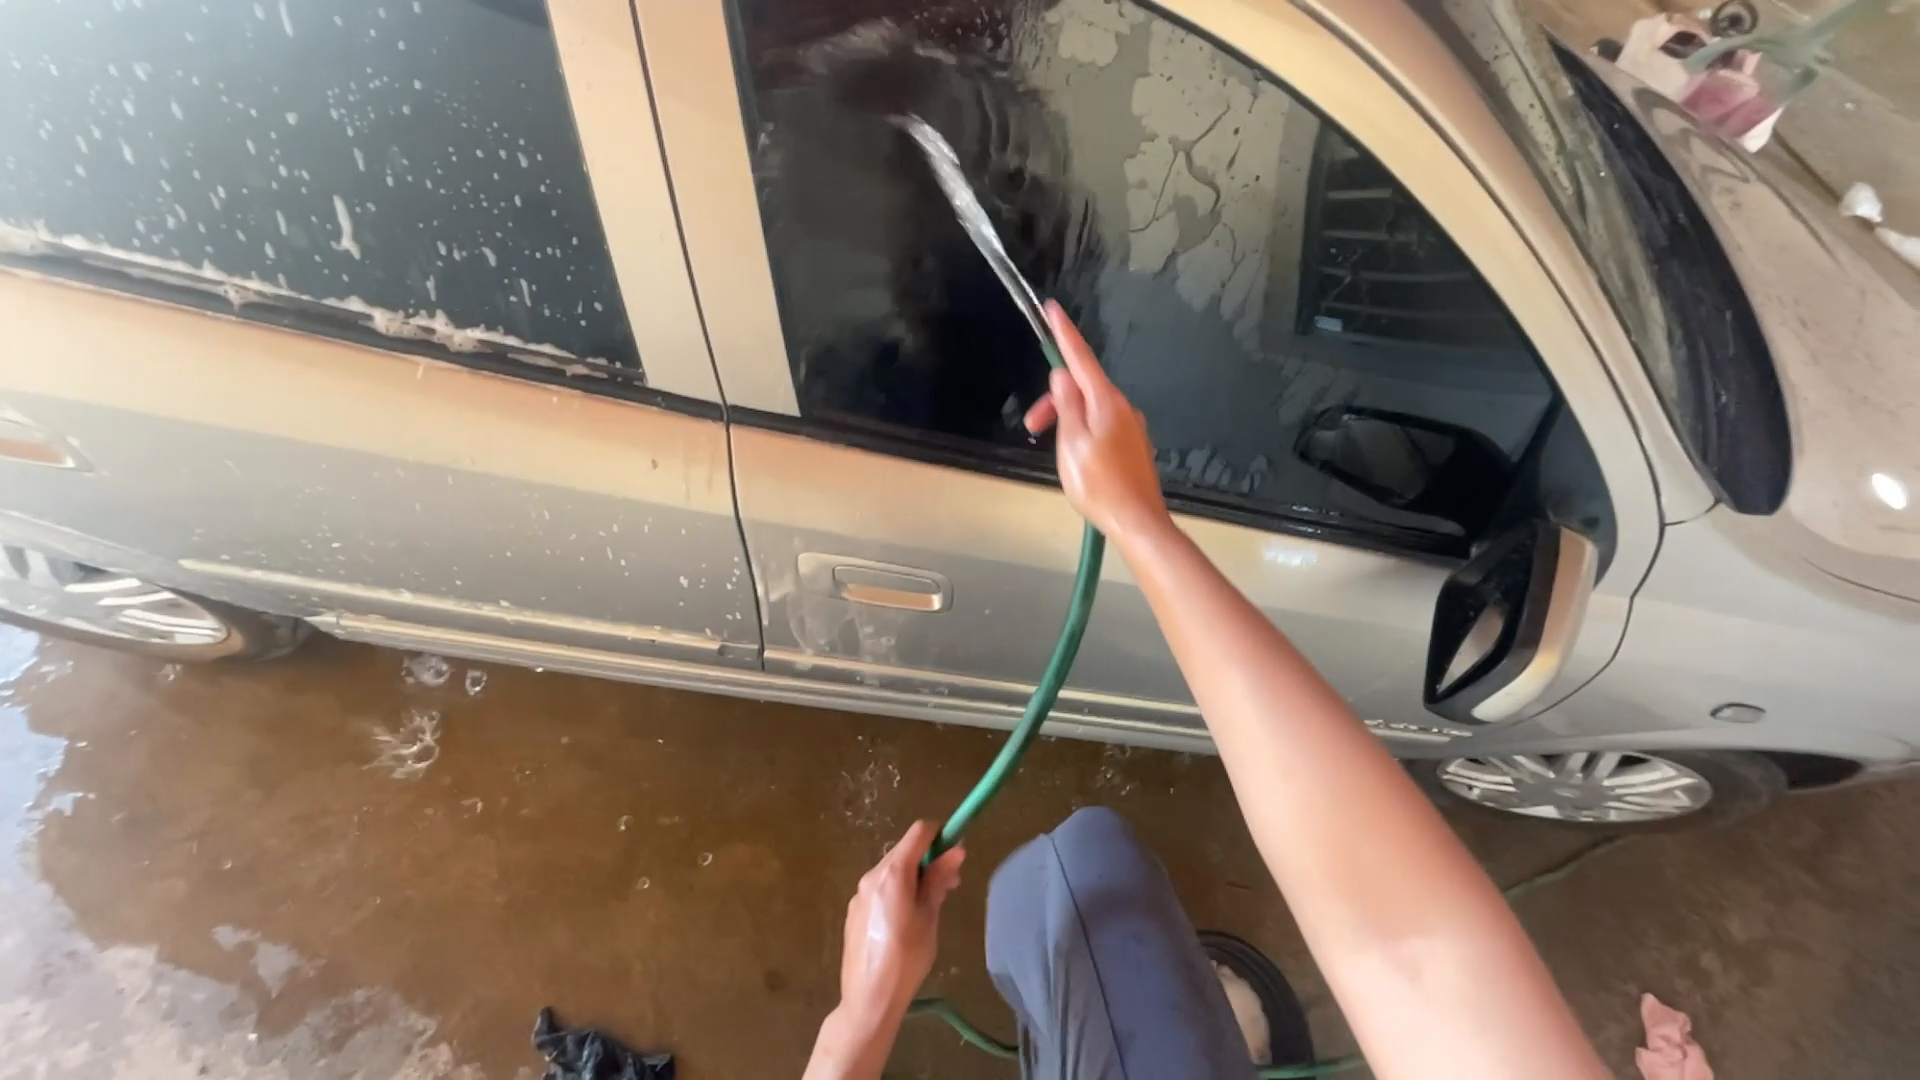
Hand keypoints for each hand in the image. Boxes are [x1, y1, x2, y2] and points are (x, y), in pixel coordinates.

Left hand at [837, 820, 964, 1025]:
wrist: (868, 1000)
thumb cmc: (906, 959)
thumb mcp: (929, 917)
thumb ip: (939, 879)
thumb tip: (956, 850)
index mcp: (892, 873)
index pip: (919, 832)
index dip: (940, 837)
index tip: (954, 858)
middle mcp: (872, 875)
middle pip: (905, 852)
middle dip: (929, 862)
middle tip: (949, 888)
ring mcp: (859, 893)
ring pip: (893, 871)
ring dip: (913, 878)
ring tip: (928, 909)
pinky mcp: (853, 911)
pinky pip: (880, 889)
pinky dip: (897, 892)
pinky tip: (904, 923)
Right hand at [1023, 301, 1169, 542]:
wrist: (1136, 520)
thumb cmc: (1098, 484)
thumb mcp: (1072, 443)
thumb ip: (1066, 406)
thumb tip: (1063, 376)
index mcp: (1106, 402)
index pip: (1080, 358)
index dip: (1064, 333)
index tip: (1052, 308)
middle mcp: (1122, 407)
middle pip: (1083, 387)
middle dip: (1055, 399)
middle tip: (1033, 427)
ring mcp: (1131, 426)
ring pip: (1091, 408)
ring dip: (1067, 419)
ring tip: (1055, 450)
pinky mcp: (1133, 445)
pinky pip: (1102, 425)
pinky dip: (1082, 431)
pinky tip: (1076, 457)